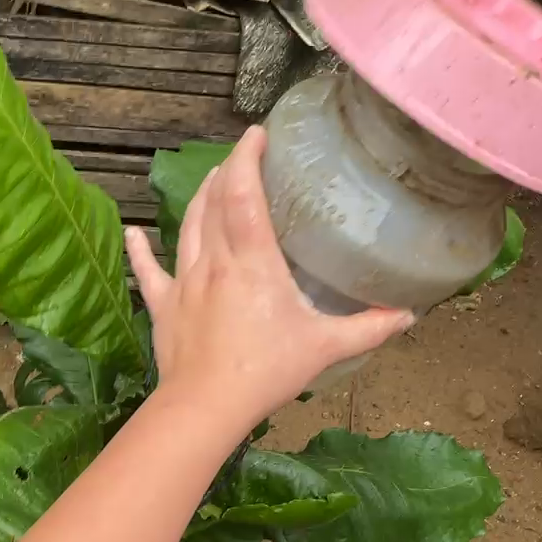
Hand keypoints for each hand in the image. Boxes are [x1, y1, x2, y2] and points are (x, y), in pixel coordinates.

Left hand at [125, 126, 411, 433]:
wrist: (205, 406)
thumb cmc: (265, 372)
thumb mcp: (324, 347)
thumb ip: (368, 328)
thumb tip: (409, 316)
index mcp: (252, 262)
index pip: (244, 195)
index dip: (247, 159)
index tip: (256, 134)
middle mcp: (213, 262)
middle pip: (214, 204)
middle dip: (226, 173)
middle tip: (240, 159)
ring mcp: (183, 283)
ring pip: (187, 228)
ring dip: (198, 199)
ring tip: (210, 181)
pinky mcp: (162, 307)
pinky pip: (147, 272)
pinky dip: (139, 250)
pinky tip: (133, 232)